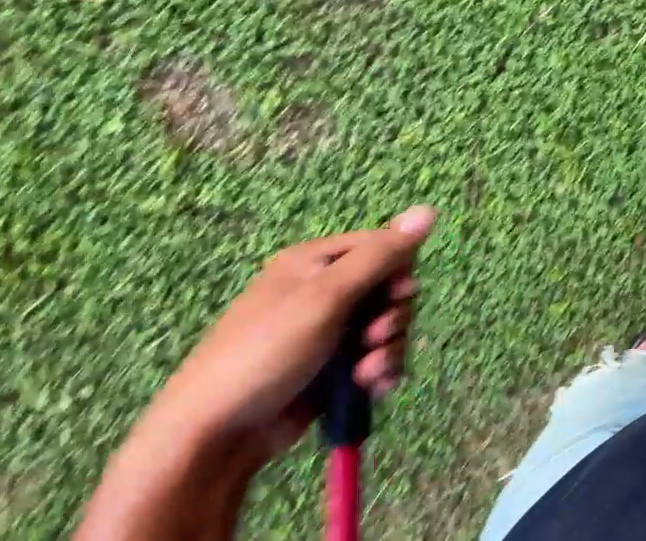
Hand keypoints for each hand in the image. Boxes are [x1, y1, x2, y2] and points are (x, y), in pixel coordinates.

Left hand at [140, 206, 436, 467]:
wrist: (215, 436)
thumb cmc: (266, 352)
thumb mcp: (327, 296)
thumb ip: (381, 255)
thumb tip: (430, 209)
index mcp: (316, 262)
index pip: (385, 247)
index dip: (400, 271)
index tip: (397, 295)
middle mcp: (325, 291)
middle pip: (392, 289)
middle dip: (393, 317)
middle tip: (374, 339)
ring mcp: (330, 332)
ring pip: (389, 327)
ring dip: (389, 350)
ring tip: (367, 374)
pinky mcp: (334, 368)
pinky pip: (378, 358)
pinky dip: (381, 372)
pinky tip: (372, 388)